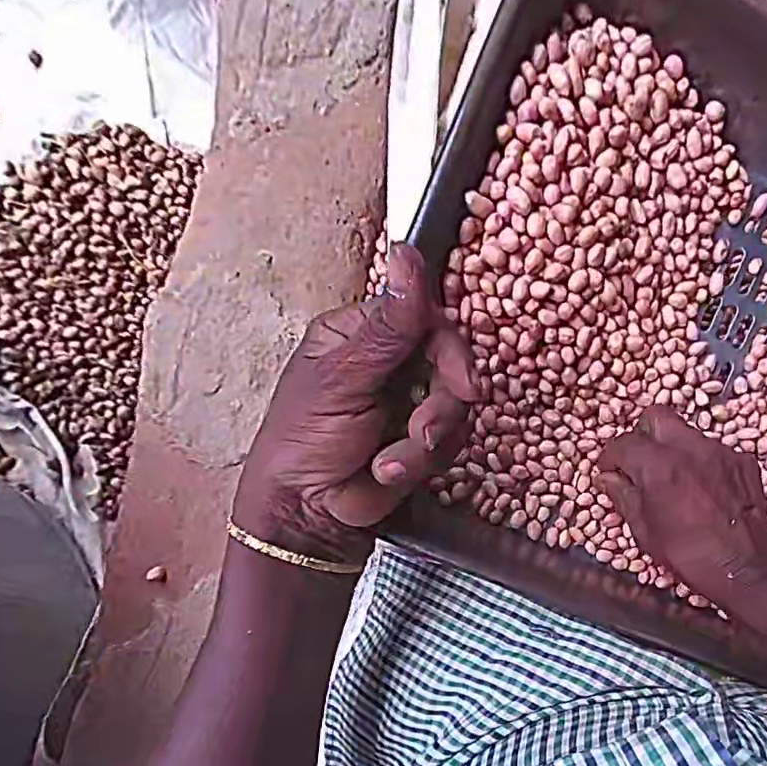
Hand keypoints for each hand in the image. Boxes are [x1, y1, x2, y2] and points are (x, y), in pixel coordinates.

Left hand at [233, 244, 481, 565]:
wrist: (306, 511)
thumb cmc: (304, 440)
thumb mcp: (342, 379)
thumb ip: (386, 327)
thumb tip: (408, 253)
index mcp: (362, 334)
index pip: (425, 319)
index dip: (450, 349)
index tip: (463, 382)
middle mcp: (391, 363)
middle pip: (450, 363)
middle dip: (440, 404)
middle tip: (422, 432)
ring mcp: (408, 402)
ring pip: (454, 407)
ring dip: (424, 442)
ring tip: (387, 462)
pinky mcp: (420, 440)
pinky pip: (449, 442)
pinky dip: (419, 462)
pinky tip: (386, 473)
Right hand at [597, 406, 766, 615]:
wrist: (747, 569)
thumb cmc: (691, 557)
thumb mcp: (645, 532)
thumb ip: (624, 497)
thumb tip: (609, 480)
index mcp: (658, 467)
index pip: (623, 443)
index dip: (610, 458)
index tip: (609, 471)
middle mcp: (690, 449)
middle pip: (656, 417)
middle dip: (642, 435)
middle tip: (639, 462)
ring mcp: (720, 452)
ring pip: (687, 433)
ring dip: (673, 449)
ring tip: (672, 481)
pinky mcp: (742, 461)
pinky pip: (713, 450)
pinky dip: (701, 463)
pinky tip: (701, 490)